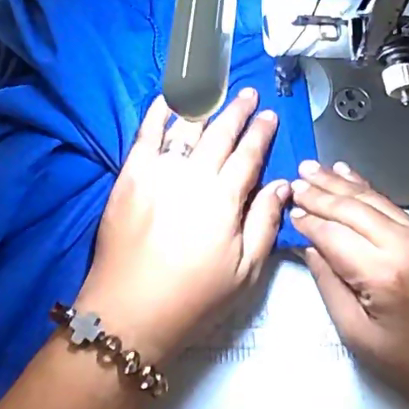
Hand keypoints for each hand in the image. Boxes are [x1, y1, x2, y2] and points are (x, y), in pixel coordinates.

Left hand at [76, 90, 289, 361]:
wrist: (126, 317)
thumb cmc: (193, 298)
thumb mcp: (245, 272)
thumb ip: (265, 222)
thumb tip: (282, 184)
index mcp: (225, 200)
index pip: (249, 154)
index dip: (261, 132)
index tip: (270, 116)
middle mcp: (194, 178)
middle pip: (221, 134)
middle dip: (238, 111)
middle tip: (250, 95)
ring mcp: (158, 174)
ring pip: (187, 129)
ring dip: (206, 106)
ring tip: (218, 91)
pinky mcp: (130, 178)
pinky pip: (145, 136)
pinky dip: (158, 114)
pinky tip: (168, 99)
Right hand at [290, 161, 408, 408]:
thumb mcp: (360, 335)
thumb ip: (331, 285)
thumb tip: (310, 247)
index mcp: (384, 272)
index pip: (334, 234)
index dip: (308, 221)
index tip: (286, 208)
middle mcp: (405, 242)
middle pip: (353, 208)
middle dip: (321, 192)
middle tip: (295, 177)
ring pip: (373, 199)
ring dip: (341, 183)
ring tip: (314, 168)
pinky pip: (391, 205)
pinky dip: (366, 190)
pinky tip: (349, 177)